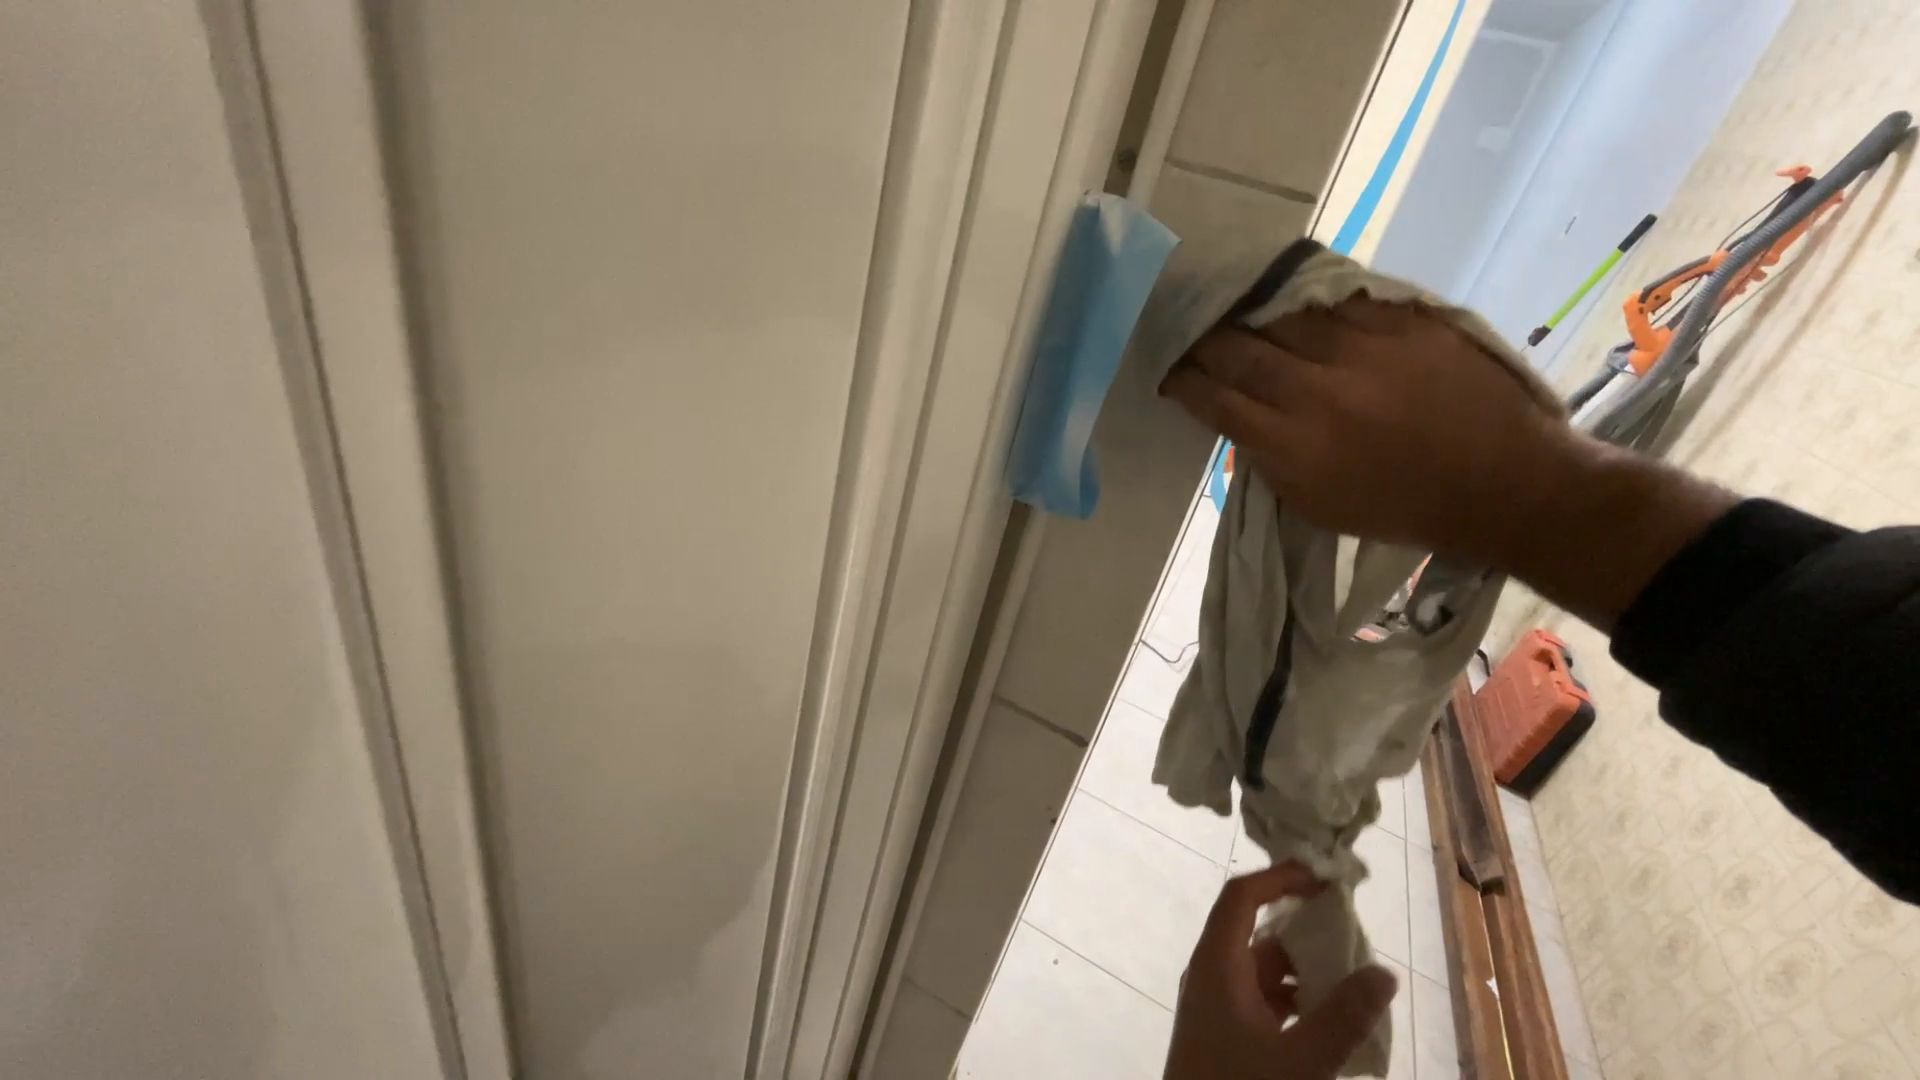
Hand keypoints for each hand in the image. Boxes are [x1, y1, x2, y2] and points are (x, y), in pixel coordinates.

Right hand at [1161, 299, 1735, 625]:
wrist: (1504, 485)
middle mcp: (1318, 391)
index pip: (1216, 399)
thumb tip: (1238, 422)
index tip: (1170, 370)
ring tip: (1237, 308)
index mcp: (1293, 444)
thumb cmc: (1401, 508)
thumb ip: (1268, 461)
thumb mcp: (1316, 505)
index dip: (1185, 380)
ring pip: (1286, 317)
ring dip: (1254, 314)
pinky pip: (1343, 302)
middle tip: (1189, 329)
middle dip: (1206, 339)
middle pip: (1240, 350)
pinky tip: (1300, 303)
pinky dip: (1313, 305)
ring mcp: (1364, 351)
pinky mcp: (1406, 324)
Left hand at [1165, 862, 1397, 1079]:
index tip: (1323, 877)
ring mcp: (1220, 1007)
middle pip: (1257, 932)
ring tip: (1358, 980)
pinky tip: (1337, 1024)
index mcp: (1217, 964)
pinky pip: (1268, 1004)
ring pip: (1267, 972)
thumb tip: (1384, 973)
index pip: (1242, 897)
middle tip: (1356, 932)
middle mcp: (1214, 975)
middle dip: (1305, 929)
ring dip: (1307, 972)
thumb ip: (1343, 1018)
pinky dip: (1300, 1004)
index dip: (1279, 879)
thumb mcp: (1300, 1062)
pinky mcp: (1229, 1037)